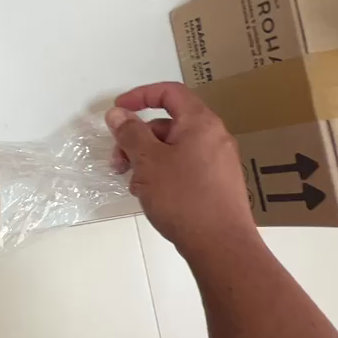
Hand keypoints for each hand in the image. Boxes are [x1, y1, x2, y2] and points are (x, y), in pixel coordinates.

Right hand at [106, 82, 257, 257]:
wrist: (220, 244)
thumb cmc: (183, 197)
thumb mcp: (148, 161)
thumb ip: (130, 133)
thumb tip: (118, 113)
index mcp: (200, 123)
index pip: (170, 93)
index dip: (140, 96)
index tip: (117, 111)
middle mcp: (213, 137)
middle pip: (167, 123)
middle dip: (136, 138)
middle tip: (117, 162)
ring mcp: (217, 161)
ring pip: (172, 147)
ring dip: (145, 158)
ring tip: (133, 184)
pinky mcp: (215, 182)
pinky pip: (182, 165)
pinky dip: (161, 172)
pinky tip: (150, 194)